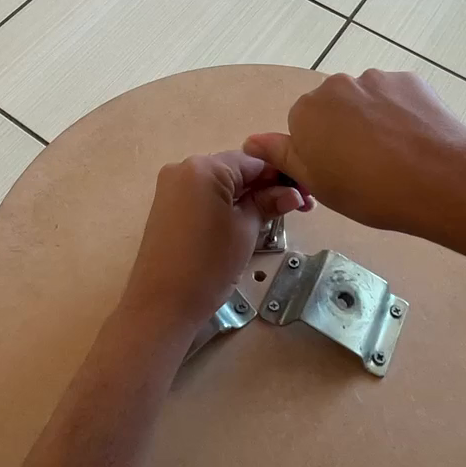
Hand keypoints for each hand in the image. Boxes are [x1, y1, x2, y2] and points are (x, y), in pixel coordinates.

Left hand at [119, 151, 305, 331]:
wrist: (161, 305)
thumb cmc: (208, 265)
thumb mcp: (245, 231)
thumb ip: (267, 204)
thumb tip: (292, 193)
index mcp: (204, 167)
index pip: (253, 161)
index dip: (280, 176)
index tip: (303, 194)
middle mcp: (184, 167)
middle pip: (235, 170)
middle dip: (264, 187)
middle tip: (296, 208)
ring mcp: (171, 185)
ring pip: (219, 183)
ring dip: (245, 196)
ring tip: (271, 218)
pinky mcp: (166, 204)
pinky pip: (203, 194)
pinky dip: (224, 203)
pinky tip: (242, 221)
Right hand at [244, 70, 465, 237]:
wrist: (440, 180)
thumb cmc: (371, 192)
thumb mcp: (318, 184)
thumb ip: (283, 157)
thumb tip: (249, 141)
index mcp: (306, 112)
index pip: (302, 128)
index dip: (320, 152)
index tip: (339, 173)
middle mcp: (335, 85)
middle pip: (332, 108)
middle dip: (343, 129)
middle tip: (366, 167)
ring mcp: (374, 78)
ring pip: (364, 100)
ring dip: (372, 120)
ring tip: (396, 155)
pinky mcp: (408, 79)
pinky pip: (395, 95)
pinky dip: (400, 112)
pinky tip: (415, 140)